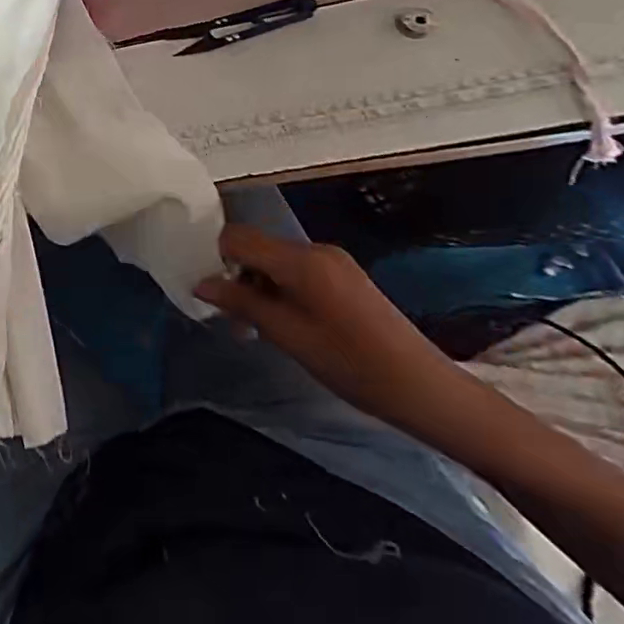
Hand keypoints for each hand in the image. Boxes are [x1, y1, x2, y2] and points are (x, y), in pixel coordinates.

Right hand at [193, 225, 469, 433]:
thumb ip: (242, 303)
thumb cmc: (350, 363)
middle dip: (238, 276)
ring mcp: (333, 261)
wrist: (421, 386)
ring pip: (276, 261)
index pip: (238, 237)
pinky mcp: (344, 275)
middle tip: (236, 321)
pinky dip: (282, 290)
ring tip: (260, 329)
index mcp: (301, 259)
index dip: (217, 258)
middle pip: (257, 248)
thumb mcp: (287, 335)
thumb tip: (202, 283)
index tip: (212, 293)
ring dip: (259, 286)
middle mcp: (316, 249)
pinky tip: (287, 324)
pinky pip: (298, 271)